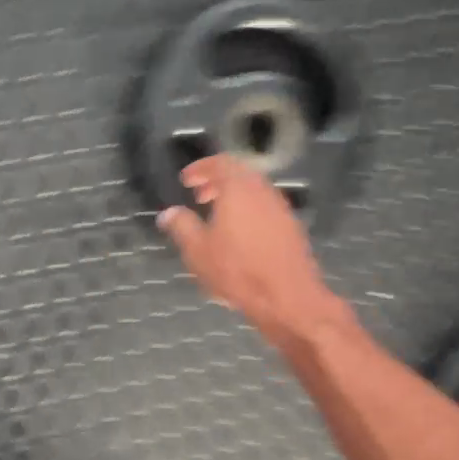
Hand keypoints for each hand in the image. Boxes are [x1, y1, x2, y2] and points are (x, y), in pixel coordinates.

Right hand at [158, 156, 356, 343]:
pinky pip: (264, 209)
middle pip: (239, 174)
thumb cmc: (237, 271)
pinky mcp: (290, 227)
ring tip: (216, 218)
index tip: (186, 180)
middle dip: (217, 182)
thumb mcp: (198, 251)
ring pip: (254, 192)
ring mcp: (280, 208)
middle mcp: (262, 190)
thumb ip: (182, 227)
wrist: (286, 296)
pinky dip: (248, 212)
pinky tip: (239, 236)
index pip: (219, 163)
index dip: (200, 168)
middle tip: (199, 197)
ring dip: (233, 198)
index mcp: (238, 188)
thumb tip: (168, 213)